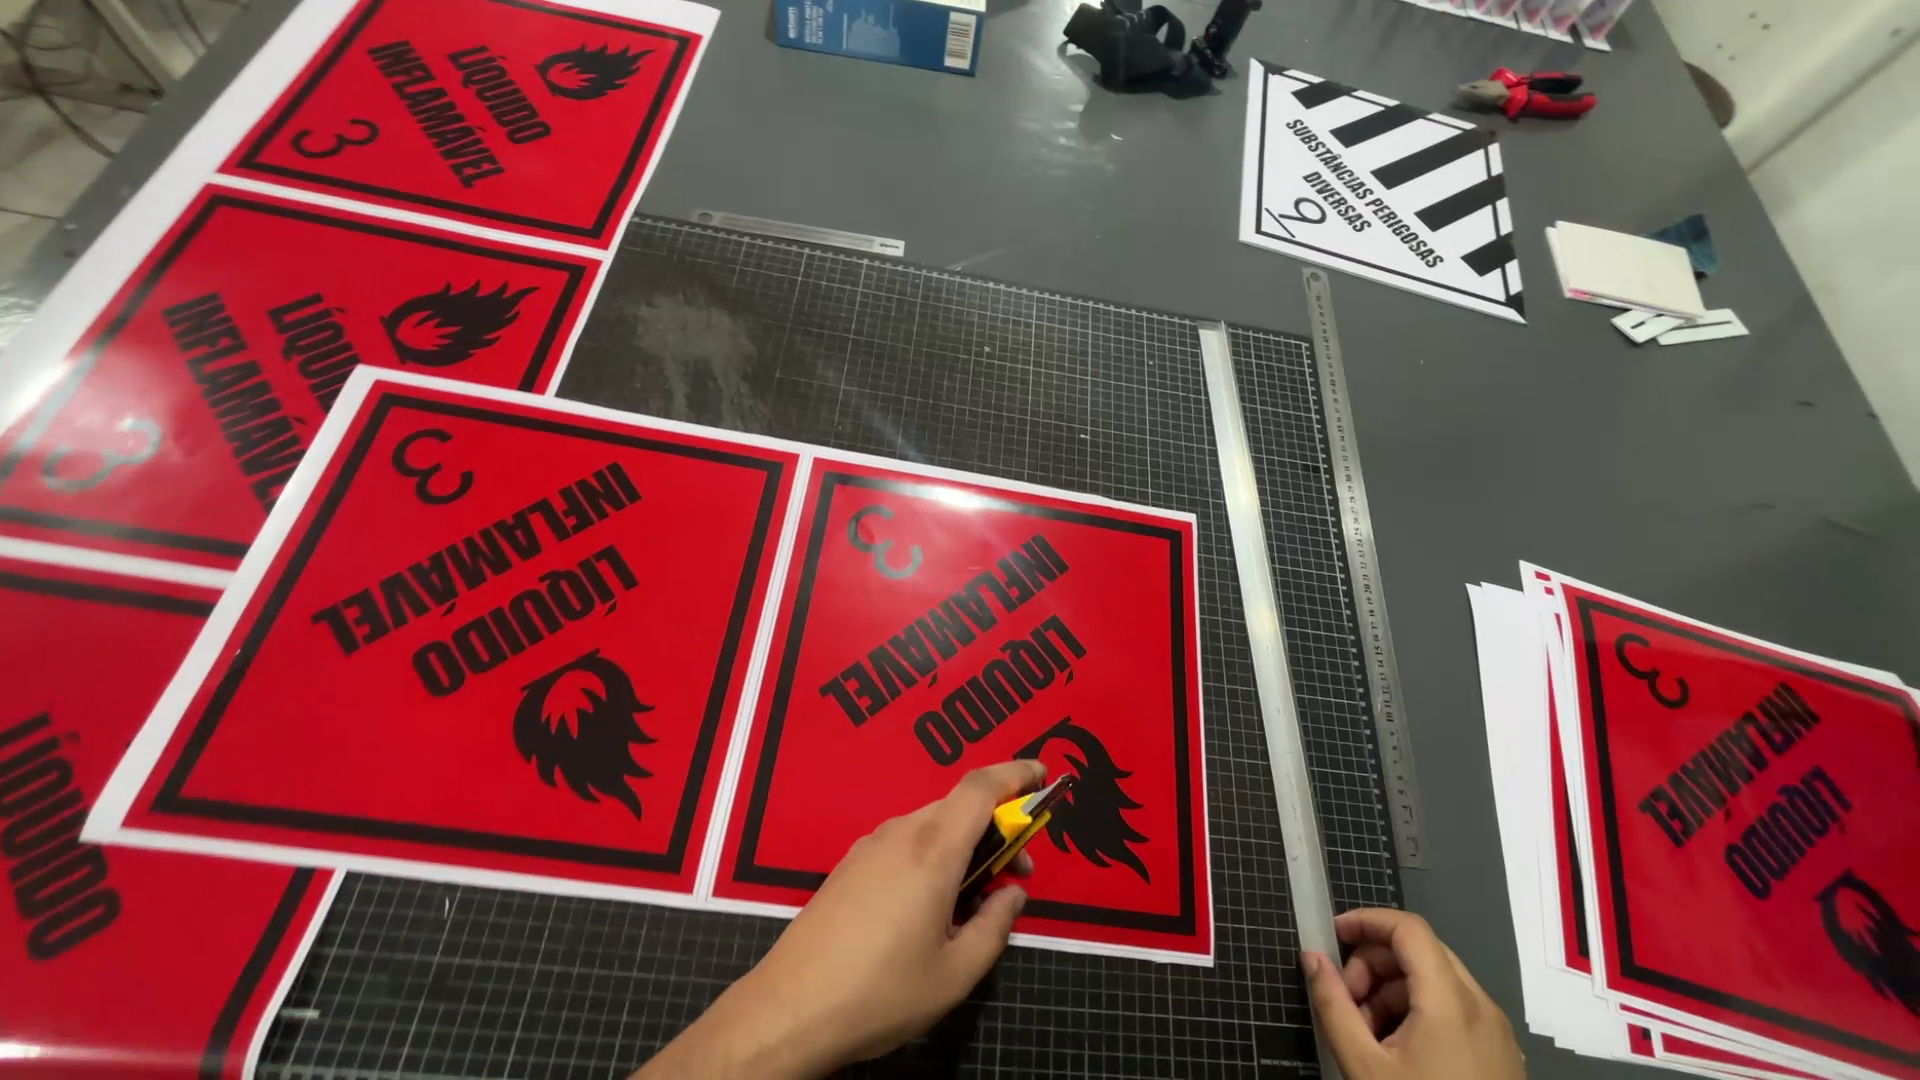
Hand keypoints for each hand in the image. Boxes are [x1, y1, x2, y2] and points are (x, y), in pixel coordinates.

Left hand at [636, 760, 1043, 1078]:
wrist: (789, 1010)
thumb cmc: (882, 992)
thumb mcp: (956, 972)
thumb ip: (995, 924)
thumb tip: (1014, 892)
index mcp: (933, 850)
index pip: (981, 787)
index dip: (1016, 773)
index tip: (1044, 774)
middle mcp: (900, 834)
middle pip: (958, 807)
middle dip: (997, 827)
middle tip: (1018, 872)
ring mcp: (869, 847)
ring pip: (931, 826)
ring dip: (965, 844)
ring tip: (977, 896)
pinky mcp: (849, 866)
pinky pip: (905, 843)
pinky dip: (934, 855)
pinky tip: (933, 903)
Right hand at [1302, 908, 1525, 1079]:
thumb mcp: (1363, 1066)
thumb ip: (1332, 1004)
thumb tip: (1312, 957)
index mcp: (1450, 1001)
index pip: (1408, 929)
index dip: (1366, 921)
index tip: (1331, 938)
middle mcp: (1480, 1006)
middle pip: (1419, 951)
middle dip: (1372, 962)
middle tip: (1345, 998)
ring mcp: (1495, 1032)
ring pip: (1435, 980)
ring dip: (1391, 988)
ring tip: (1365, 1031)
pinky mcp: (1500, 1055)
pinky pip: (1452, 1008)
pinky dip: (1416, 1010)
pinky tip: (1395, 1050)